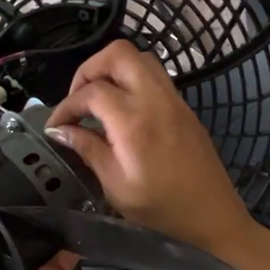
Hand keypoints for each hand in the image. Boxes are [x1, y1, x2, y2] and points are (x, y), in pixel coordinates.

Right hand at [45, 40, 261, 259]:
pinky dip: (134, 80)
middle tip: (79, 98)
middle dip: (90, 68)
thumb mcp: (116, 187)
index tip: (56, 125)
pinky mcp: (186, 108)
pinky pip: (157, 77)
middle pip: (119, 53)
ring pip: (141, 58)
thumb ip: (88, 150)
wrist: (214, 216)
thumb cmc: (162, 210)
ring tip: (99, 100)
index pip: (91, 91)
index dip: (66, 105)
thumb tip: (61, 130)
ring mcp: (175, 101)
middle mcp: (156, 101)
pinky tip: (123, 109)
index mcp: (134, 122)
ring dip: (114, 70)